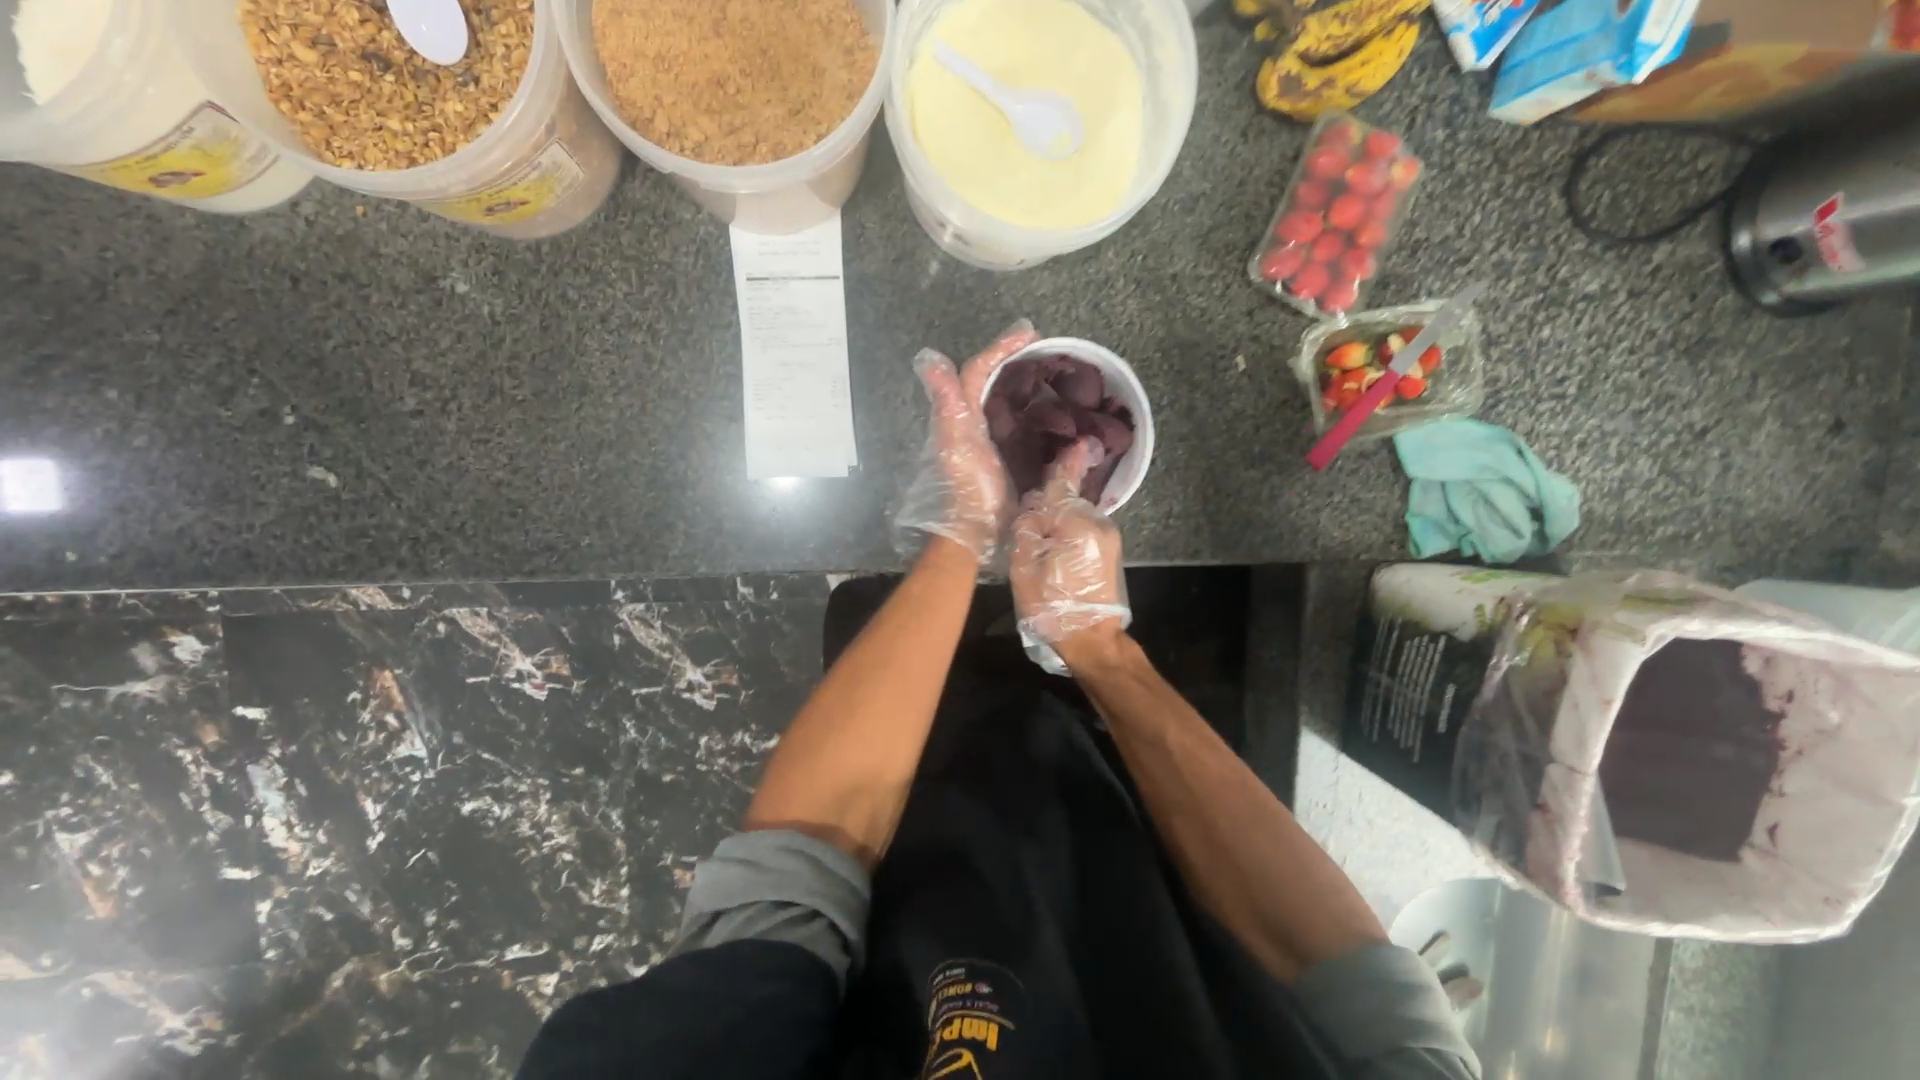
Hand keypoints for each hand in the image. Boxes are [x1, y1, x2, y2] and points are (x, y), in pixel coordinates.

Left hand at [893, 321, 1040, 561]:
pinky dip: (1039, 411)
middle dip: (1018, 361)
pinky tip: (1059, 412)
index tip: (1030, 335)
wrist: (978, 532)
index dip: (1001, 348)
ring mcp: (991, 439)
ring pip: (1009, 400)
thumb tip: (927, 357)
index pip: (979, 369)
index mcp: (963, 414)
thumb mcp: (957, 444)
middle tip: (1049, 351)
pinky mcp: (1007, 456)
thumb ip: (946, 402)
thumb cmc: (969, 490)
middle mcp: (974, 421)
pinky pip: (1023, 424)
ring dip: (1030, 383)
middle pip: (994, 380)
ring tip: (1058, 374)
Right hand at [1010, 438, 1130, 656]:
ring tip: (1037, 532)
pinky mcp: (1109, 552)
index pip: (1063, 486)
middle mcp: (1098, 523)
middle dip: (1050, 501)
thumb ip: (1027, 529)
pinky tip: (1054, 543)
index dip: (1064, 464)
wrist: (1093, 640)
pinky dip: (1069, 529)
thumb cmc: (1053, 606)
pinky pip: (1084, 529)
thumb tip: (1032, 507)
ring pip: (1075, 516)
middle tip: (1027, 510)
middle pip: (1068, 501)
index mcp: (1076, 523)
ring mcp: (1108, 538)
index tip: (1076, 440)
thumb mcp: (1025, 568)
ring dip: (1059, 518)